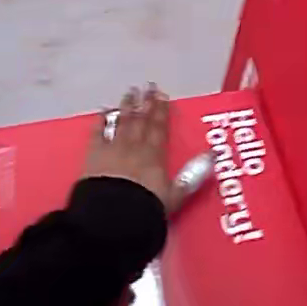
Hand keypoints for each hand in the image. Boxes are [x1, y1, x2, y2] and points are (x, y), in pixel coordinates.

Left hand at [83, 85, 187, 214]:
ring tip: (129, 93)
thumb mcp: (176, 194)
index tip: (162, 97)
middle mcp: (135, 147)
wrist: (112, 217)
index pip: (159, 127)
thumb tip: (213, 155)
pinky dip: (100, 122)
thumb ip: (194, 175)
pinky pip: (98, 134)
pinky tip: (102, 112)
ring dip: (126, 106)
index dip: (161, 111)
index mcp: (155, 154)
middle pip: (141, 120)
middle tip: (147, 87)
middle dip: (145, 103)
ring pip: (121, 122)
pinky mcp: (93, 157)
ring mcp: (113, 150)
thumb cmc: (146, 207)